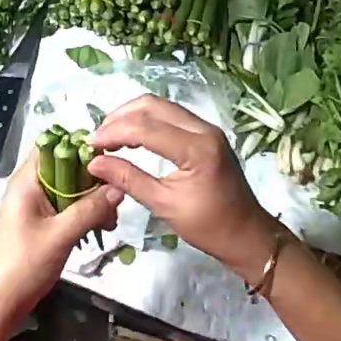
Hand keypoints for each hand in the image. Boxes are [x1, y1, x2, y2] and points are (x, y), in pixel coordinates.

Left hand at [0, 150, 122, 330]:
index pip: (53, 145)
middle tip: (114, 201)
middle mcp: (29, 187)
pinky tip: (99, 229)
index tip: (109, 162)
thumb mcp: (60, 236)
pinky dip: (83, 214)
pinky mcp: (39, 223)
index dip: (80, 147)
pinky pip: (66, 207)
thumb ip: (89, 210)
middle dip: (92, 180)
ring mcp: (33, 205)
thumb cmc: (22, 266)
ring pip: (69, 189)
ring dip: (91, 200)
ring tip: (109, 221)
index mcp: (26, 181)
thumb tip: (117, 187)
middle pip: (65, 167)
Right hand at [88, 95, 279, 284]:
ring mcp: (206, 128)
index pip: (145, 128)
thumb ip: (128, 179)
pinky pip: (170, 115)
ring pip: (160, 106)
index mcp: (197, 149)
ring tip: (110, 135)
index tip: (91, 145)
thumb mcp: (164, 205)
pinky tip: (131, 136)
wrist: (249, 235)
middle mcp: (203, 129)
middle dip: (120, 117)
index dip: (113, 132)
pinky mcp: (205, 132)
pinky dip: (146, 120)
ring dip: (132, 116)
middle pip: (152, 105)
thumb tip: (94, 163)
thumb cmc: (209, 227)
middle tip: (98, 137)